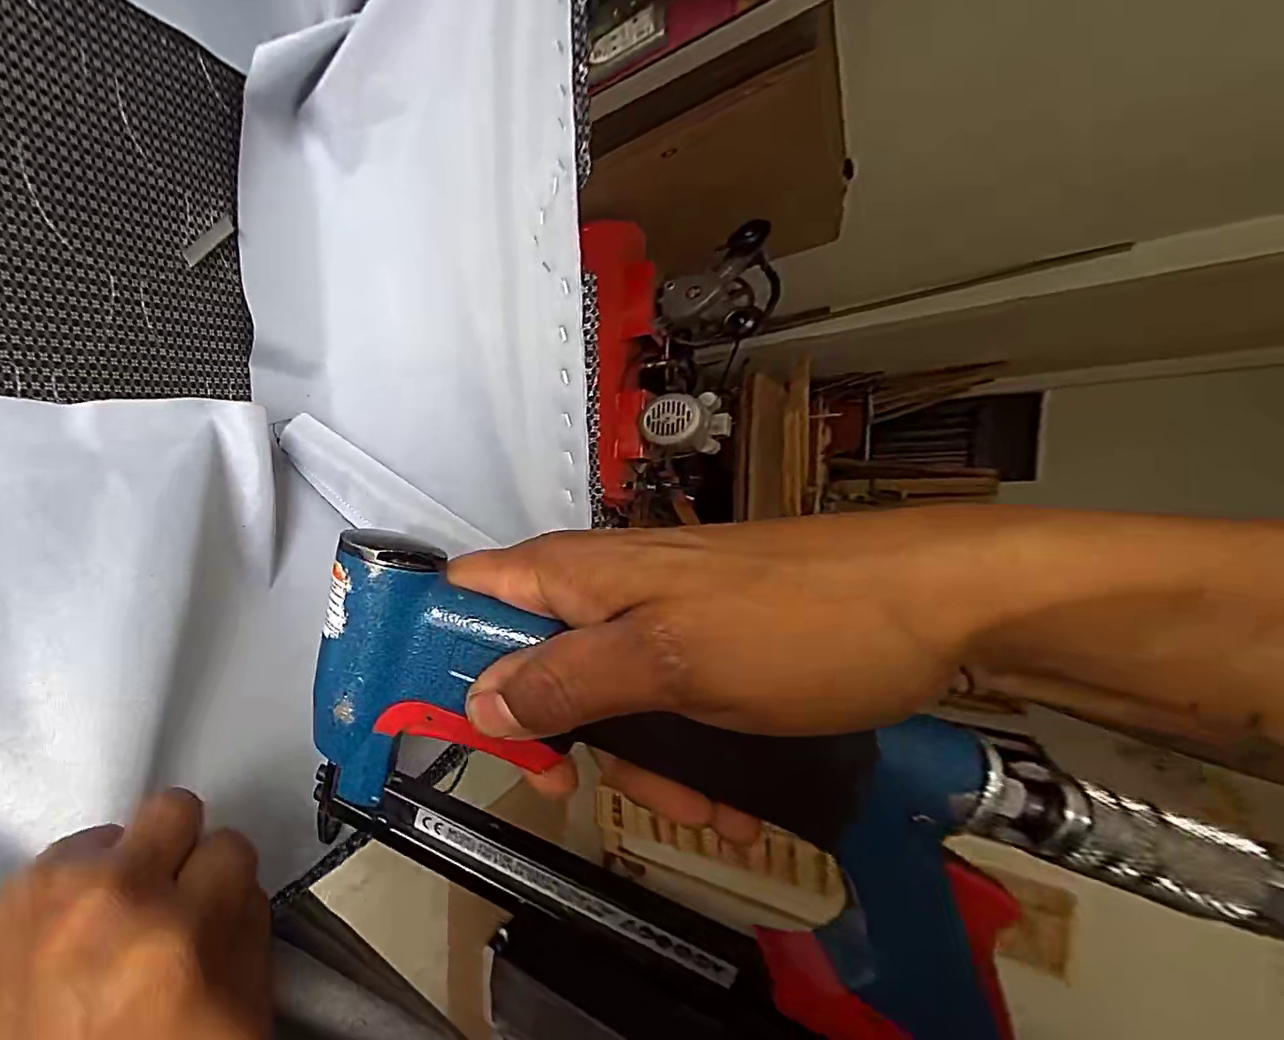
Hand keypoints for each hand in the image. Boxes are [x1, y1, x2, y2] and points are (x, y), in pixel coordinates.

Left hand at [0, 789, 271, 1039]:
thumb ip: (224, 997)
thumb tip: (225, 938)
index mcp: (220, 1013)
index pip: (259, 914)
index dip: (230, 920)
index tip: (207, 931)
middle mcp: (175, 942)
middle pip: (230, 852)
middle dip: (204, 877)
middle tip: (171, 907)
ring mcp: (106, 902)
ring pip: (172, 813)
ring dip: (154, 850)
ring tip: (116, 896)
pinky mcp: (40, 882)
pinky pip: (100, 835)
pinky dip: (92, 864)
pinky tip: (60, 912)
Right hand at [447, 515, 979, 842]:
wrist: (936, 607)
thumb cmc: (789, 622)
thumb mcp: (662, 662)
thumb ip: (562, 682)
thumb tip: (480, 707)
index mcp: (561, 575)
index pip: (461, 596)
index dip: (442, 651)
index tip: (453, 717)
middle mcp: (586, 592)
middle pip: (520, 660)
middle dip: (545, 730)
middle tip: (565, 780)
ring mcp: (636, 619)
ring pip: (588, 695)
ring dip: (626, 757)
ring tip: (696, 804)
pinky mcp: (680, 646)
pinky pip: (643, 703)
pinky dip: (671, 750)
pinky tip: (723, 792)